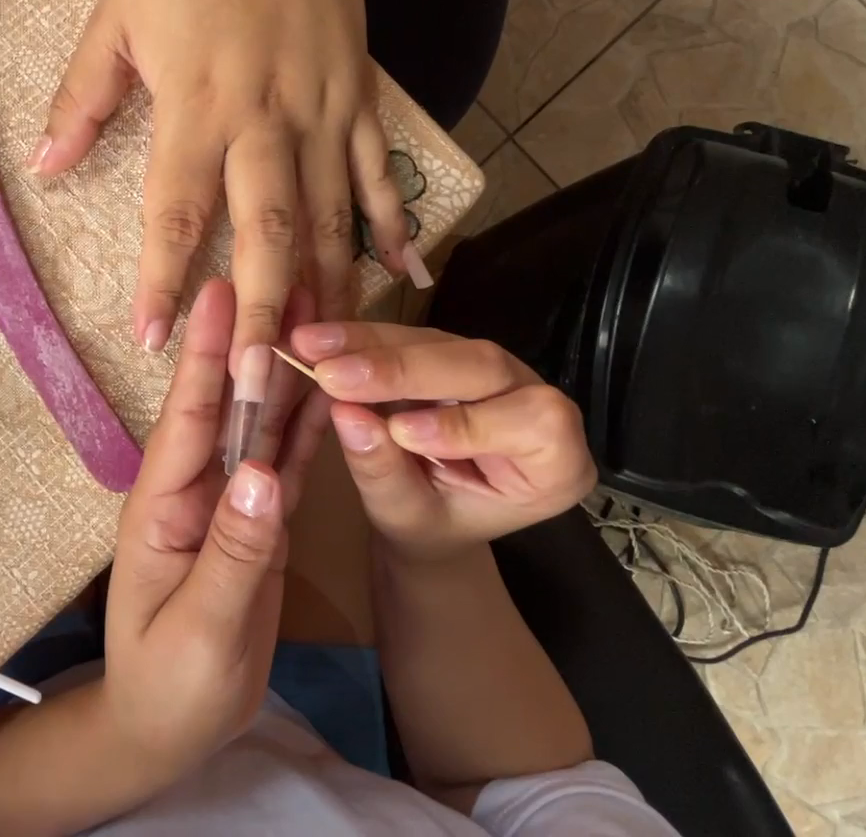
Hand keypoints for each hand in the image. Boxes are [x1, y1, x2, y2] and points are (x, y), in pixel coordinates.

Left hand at [32, 0, 416, 358]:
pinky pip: (379, 176)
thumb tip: (43, 165)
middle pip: (265, 232)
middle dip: (259, 309)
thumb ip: (80, 98)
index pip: (175, 210)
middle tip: (255, 379)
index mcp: (196, 108)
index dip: (162, 278)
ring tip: (323, 358)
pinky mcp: (361, 105)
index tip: (150, 339)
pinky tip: (405, 277)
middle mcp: (263, 125)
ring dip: (324, 293)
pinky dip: (393, 227)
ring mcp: (322, 118)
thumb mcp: (114, 20)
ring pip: (328, 220)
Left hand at [102, 279, 331, 770]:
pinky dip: (306, 427)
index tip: (222, 291)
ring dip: (287, 374)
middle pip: (227, 405)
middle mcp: (194, 486)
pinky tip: (330, 392)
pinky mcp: (257, 521)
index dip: (205, 354)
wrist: (168, 725)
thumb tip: (265, 475)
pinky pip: (285, 464)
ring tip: (317, 316)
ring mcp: (228, 500)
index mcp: (163, 503)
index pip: (188, 417)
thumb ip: (234, 552)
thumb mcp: (201, 628)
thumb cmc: (168, 681)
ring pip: (261, 426)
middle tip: (283, 277)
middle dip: (251, 342)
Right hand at [290, 322, 595, 561]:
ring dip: (369, 343)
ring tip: (310, 347)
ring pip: (438, 342)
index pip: (535, 425)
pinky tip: (318, 342)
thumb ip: (383, 471)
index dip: (470, 422)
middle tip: (333, 374)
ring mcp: (491, 373)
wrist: (426, 517)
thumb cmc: (429, 529)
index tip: (402, 432)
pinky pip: (408, 336)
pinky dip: (359, 339)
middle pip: (482, 366)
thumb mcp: (406, 516)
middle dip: (403, 369)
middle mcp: (532, 404)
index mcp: (554, 464)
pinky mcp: (448, 354)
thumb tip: (344, 414)